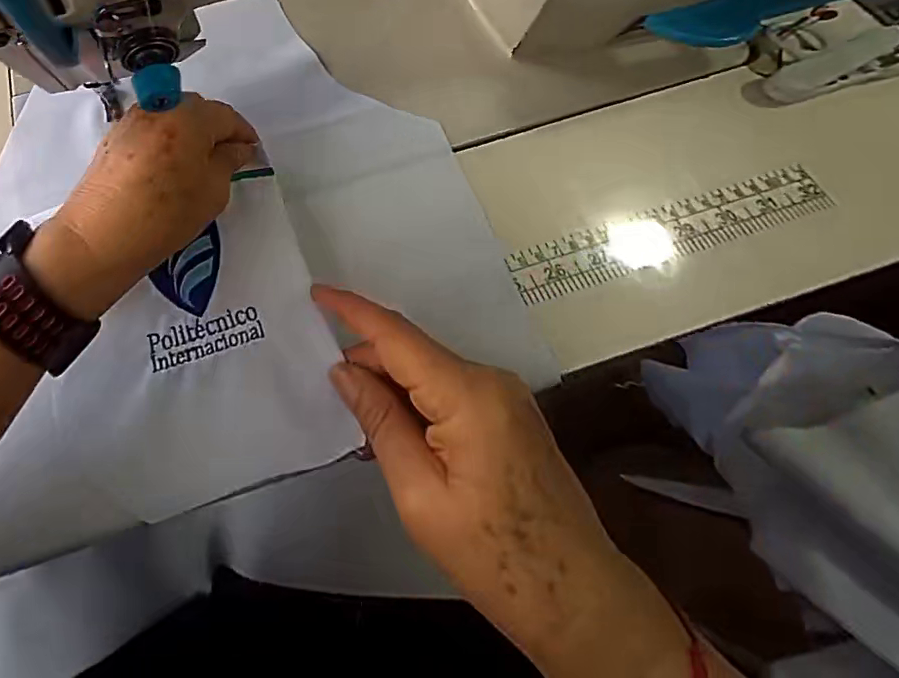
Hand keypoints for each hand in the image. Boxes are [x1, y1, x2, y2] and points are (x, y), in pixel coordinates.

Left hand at [25, 95, 257, 321]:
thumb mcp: (212, 192)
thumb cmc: (161, 217)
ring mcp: (130, 122)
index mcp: (188, 118)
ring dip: (185, 132)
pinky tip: (165, 168)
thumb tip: (236, 148)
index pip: (225, 114)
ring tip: (194, 165)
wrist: (100, 237)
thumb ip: (228, 161)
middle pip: (194, 108)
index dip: (242, 132)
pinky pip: (147, 129)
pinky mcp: (112, 138)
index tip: (249, 149)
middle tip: (224, 156)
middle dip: (213, 128)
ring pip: (168, 116)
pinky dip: (162, 140)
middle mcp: (156, 110)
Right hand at [315, 286, 711, 677]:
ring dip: (388, 387)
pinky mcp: (509, 414)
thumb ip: (379, 421)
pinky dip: (412, 400)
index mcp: (469, 396)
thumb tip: (343, 371)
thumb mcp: (419, 493)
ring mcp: (505, 397)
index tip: (314, 292)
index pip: (396, 336)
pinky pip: (445, 388)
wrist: (584, 605)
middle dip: (365, 365)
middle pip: (409, 352)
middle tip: (333, 403)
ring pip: (424, 370)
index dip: (351, 310)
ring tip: (364, 431)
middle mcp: (491, 382)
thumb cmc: (495, 557)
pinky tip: (398, 437)